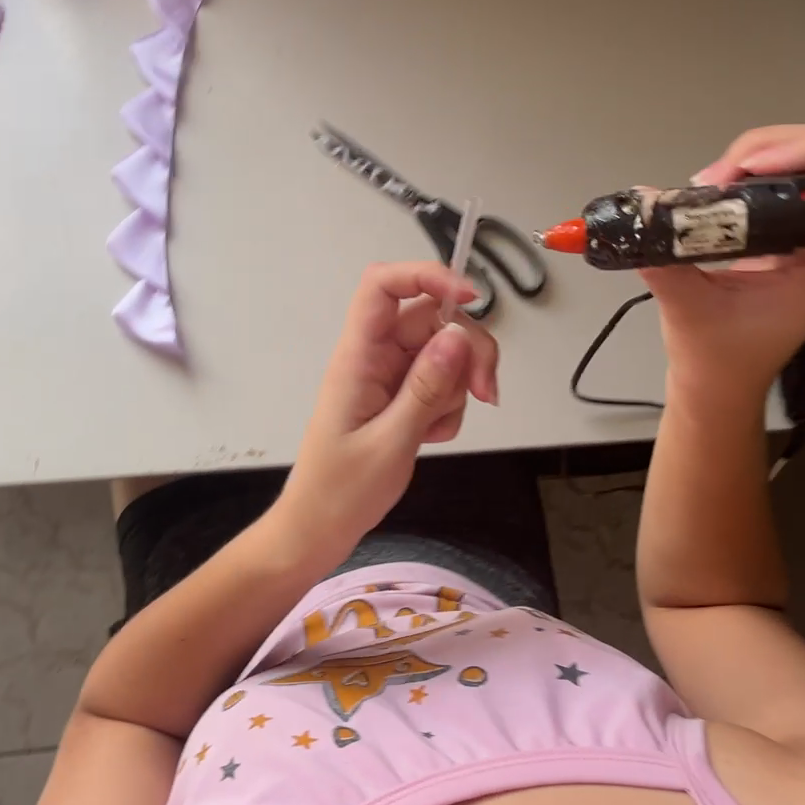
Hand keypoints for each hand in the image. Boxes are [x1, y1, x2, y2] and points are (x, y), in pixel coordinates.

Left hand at [277, 262, 500, 548]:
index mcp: (357, 357)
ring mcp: (388, 376)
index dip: (427, 276)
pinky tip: (431, 437)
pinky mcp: (400, 397)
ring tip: (436, 429)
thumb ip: (426, 388)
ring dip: (458, 387)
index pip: (383, 286)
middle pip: (432, 319)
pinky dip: (448, 408)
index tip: (470, 300)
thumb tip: (458, 336)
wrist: (320, 528)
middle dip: (468, 351)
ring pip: (444, 353)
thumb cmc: (341, 491)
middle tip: (485, 393)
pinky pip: (440, 384)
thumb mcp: (390, 442)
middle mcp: (374, 357)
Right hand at [642, 121, 804, 400]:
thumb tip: (642, 203)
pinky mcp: (795, 228)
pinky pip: (790, 175)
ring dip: (762, 152)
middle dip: (778, 145)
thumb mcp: (688, 308)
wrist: (717, 383)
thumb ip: (666, 257)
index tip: (751, 169)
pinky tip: (719, 186)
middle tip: (721, 174)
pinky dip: (754, 167)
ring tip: (712, 180)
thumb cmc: (717, 357)